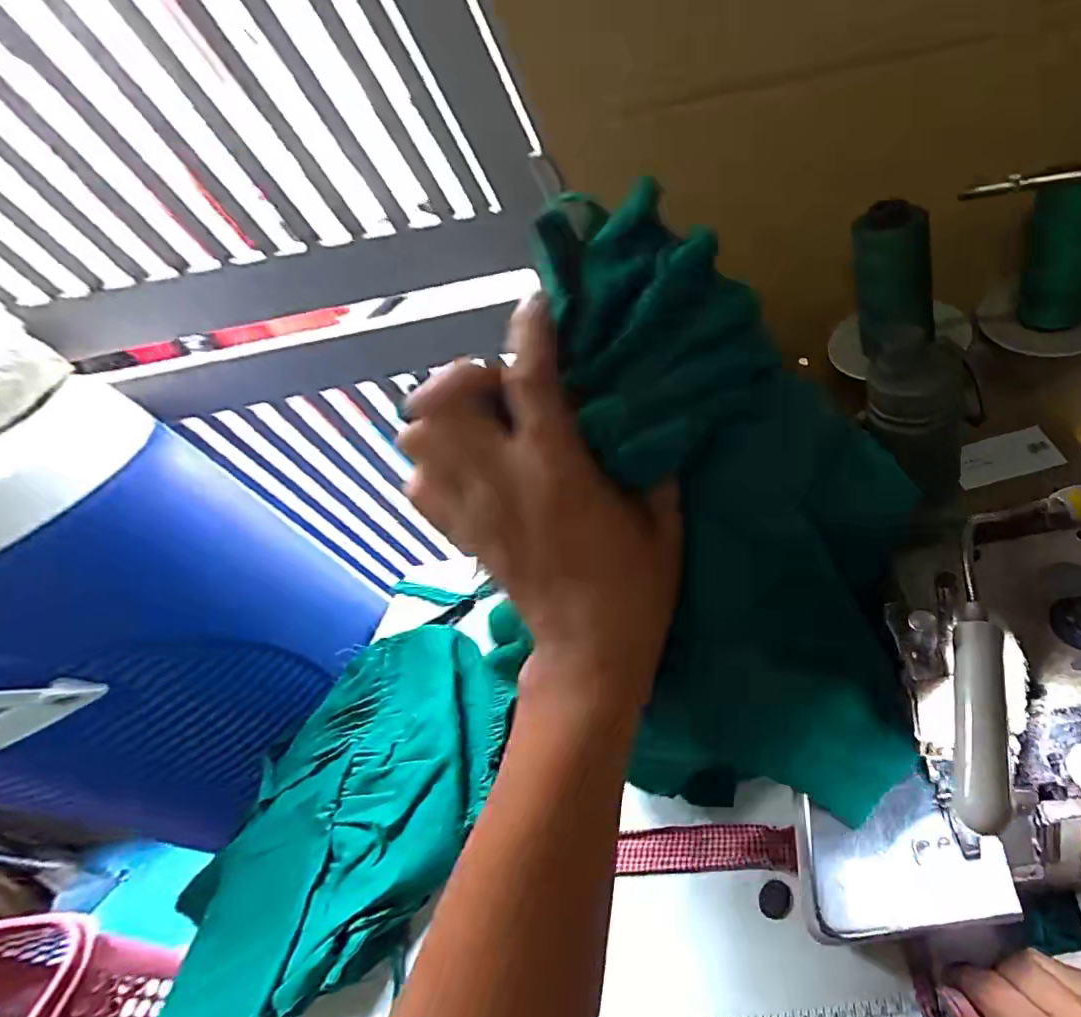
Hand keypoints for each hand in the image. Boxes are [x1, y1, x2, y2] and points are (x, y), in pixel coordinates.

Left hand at [397, 293, 683, 712]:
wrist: (590, 650)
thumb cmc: (637, 584)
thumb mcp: (664, 519)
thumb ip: (653, 461)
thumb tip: (645, 416)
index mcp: (559, 470)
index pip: (531, 379)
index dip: (533, 329)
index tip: (538, 303)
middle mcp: (501, 480)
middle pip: (444, 397)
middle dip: (470, 375)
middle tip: (509, 389)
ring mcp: (470, 509)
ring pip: (416, 435)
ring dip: (445, 415)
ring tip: (486, 424)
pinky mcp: (458, 534)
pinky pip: (416, 479)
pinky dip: (434, 461)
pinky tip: (472, 470)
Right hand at [943, 950, 1080, 1016]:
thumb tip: (953, 996)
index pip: (994, 988)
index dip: (963, 979)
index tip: (948, 979)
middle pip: (1018, 963)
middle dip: (992, 974)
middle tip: (978, 996)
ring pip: (1043, 959)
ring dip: (1020, 975)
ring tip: (1014, 1006)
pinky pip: (1072, 971)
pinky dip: (1051, 982)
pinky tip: (1050, 1012)